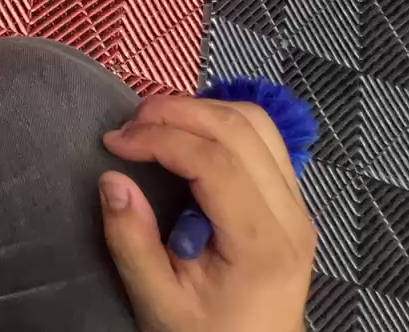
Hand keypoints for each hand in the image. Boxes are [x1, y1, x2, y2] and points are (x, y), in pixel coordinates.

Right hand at [98, 96, 315, 331]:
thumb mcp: (156, 299)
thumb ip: (130, 240)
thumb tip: (112, 179)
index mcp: (261, 245)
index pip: (215, 161)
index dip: (157, 138)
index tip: (113, 143)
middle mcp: (290, 217)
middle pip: (237, 129)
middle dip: (172, 111)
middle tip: (128, 128)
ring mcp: (296, 205)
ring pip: (254, 122)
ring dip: (196, 109)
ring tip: (153, 127)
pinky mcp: (288, 199)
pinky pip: (259, 136)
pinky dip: (215, 120)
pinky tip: (183, 135)